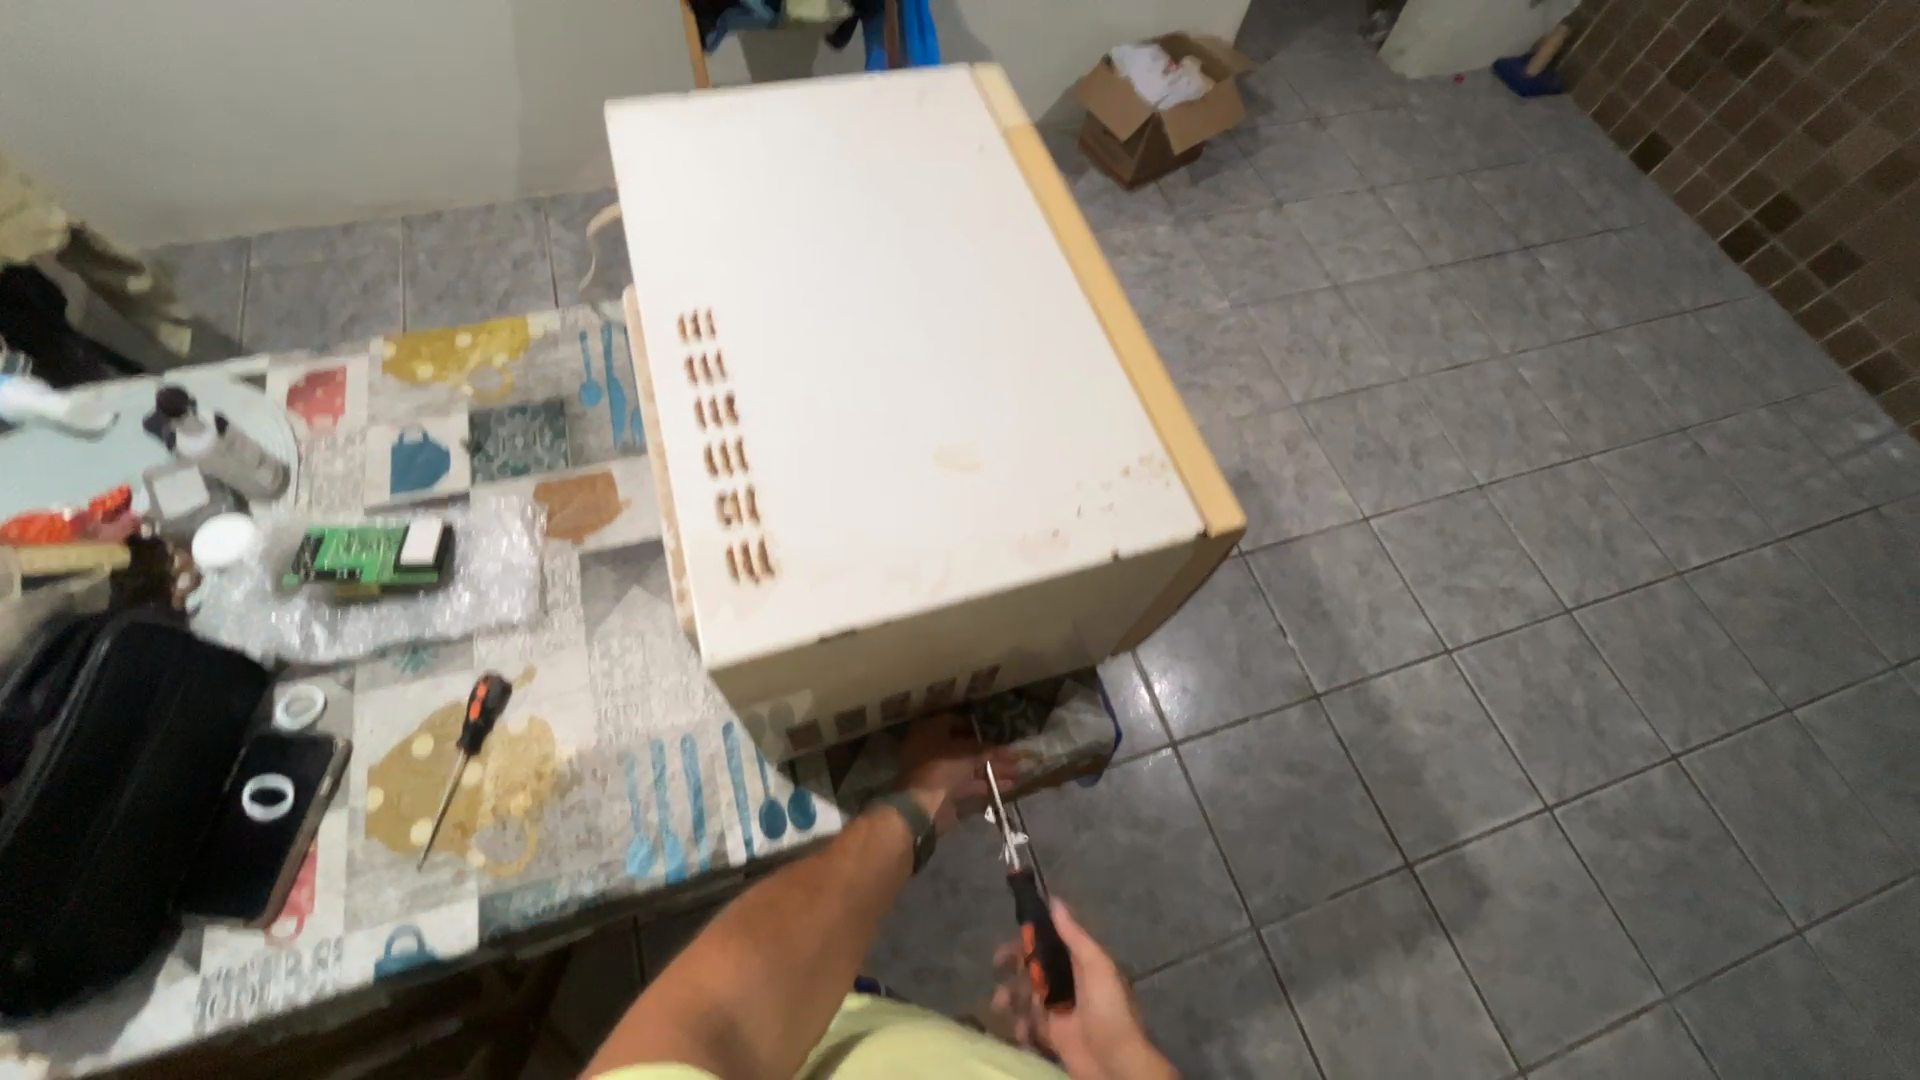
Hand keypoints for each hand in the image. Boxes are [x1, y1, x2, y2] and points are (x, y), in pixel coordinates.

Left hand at [896, 715, 1015, 835]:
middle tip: (1013, 754)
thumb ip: (985, 748)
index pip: (953, 722)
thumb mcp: (967, 752)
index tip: (994, 731)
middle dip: (989, 751)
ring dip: (992, 769)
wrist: (922, 805)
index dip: (975, 727)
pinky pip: (968, 785)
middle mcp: (932, 749)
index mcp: (929, 731)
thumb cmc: (941, 767)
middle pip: (964, 747)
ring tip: (1017, 771)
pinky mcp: (945, 793)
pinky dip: (986, 784)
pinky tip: (1008, 786)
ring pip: (968, 767)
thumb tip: (1001, 747)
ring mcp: (938, 773)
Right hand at [992, 901, 1176, 1079]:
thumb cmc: (1108, 1008)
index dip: (1028, 940)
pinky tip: (1022, 1030)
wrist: (1116, 1063)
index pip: (1048, 944)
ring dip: (1011, 995)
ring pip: (1026, 995)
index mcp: (1078, 963)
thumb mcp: (1096, 965)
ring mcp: (1058, 1010)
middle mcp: (1067, 983)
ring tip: (1000, 1003)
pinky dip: (1021, 1026)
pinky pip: (1029, 1026)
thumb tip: (1054, 900)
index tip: (1010, 939)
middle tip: (997, 966)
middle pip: (1033, 967)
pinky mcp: (1052, 1036)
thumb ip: (1074, 935)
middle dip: (1014, 965)